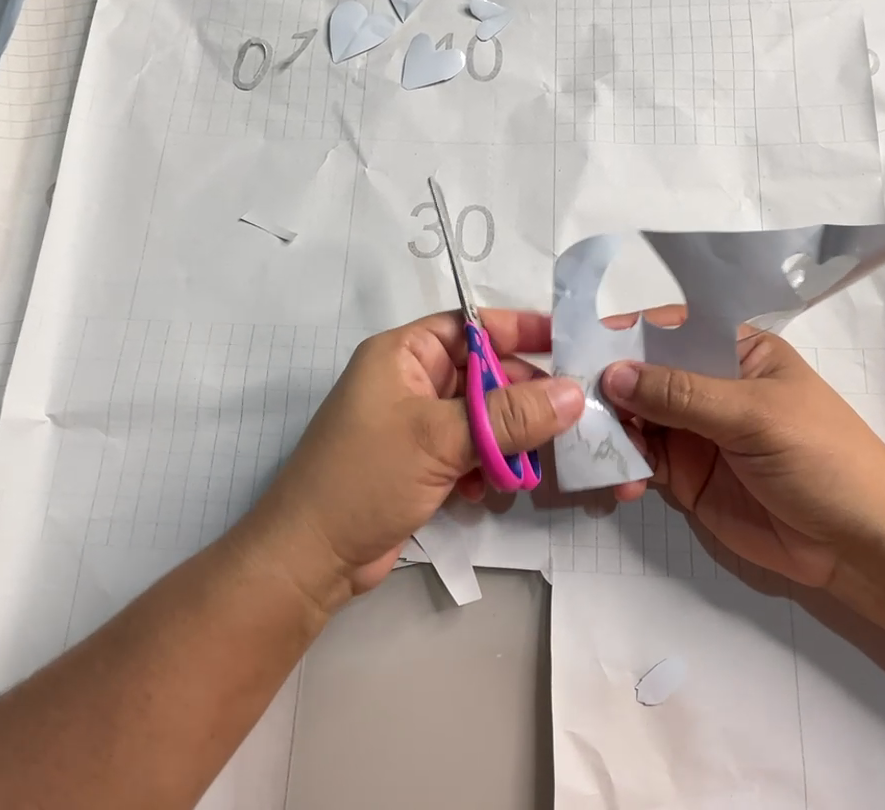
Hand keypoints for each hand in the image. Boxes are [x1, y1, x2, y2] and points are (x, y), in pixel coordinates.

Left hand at [240, 309, 584, 609]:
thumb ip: (510, 415)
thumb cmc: (365, 478)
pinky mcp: (422, 464)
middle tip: (569, 419)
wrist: (310, 557)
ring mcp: (416, 426)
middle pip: (484, 375)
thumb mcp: (441, 439)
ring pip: (483, 418)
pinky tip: (488, 493)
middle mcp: (411, 382)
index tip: (569, 342)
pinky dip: (487, 468)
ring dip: (508, 440)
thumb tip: (573, 393)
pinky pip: (471, 452)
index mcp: (404, 354)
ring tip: (531, 466)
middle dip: (523, 398)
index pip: (472, 326)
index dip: (520, 329)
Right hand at [600, 312, 884, 588]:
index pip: (670, 330)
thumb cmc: (822, 459)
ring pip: (634, 419)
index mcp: (735, 352)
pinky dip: (621, 466)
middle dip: (607, 385)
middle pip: (643, 375)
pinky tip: (614, 479)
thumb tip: (613, 373)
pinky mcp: (683, 475)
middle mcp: (708, 386)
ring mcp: (693, 432)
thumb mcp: (754, 416)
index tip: (581, 346)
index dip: (627, 335)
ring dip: (608, 429)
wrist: (861, 546)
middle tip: (570, 403)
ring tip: (587, 445)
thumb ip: (682, 393)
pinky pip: (640, 461)